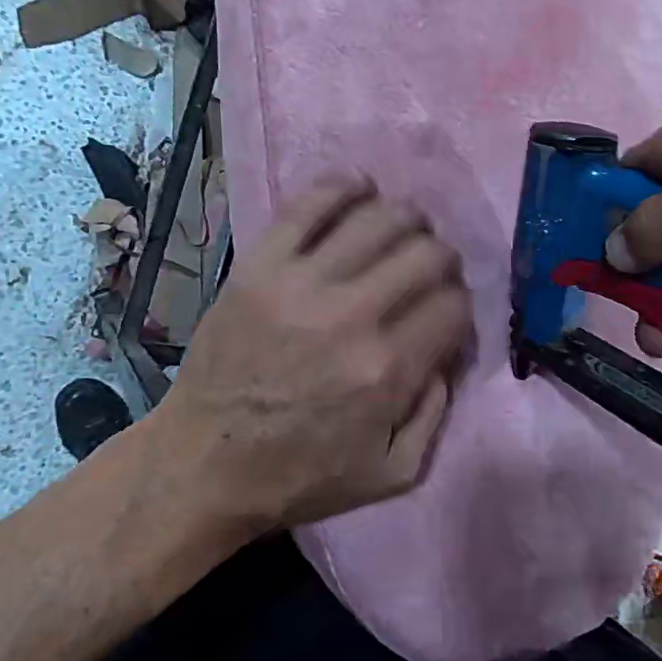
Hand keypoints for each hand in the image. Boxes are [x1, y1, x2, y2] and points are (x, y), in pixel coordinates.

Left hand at [156, 177, 472, 528]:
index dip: (461, 304)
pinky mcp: (259, 266)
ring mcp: (301, 284)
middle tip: (430, 270)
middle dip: (443, 258)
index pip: (454, 305)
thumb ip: (437, 415)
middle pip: (427, 254)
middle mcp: (352, 316)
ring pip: (379, 219)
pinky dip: (344, 186)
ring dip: (406, 218)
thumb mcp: (391, 474)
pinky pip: (310, 204)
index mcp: (388, 370)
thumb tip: (452, 356)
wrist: (200, 464)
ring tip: (403, 230)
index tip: (448, 312)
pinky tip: (361, 190)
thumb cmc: (299, 474)